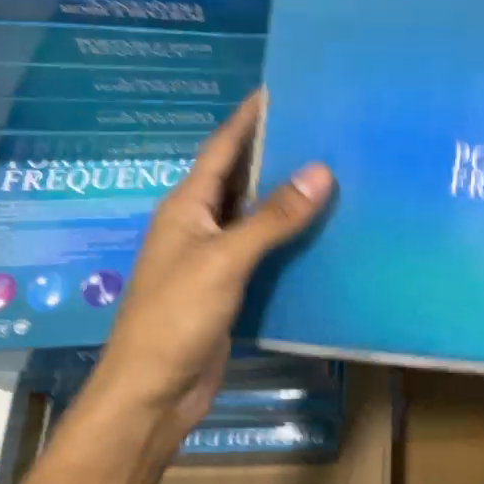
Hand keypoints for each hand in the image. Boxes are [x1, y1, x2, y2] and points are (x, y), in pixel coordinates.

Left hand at [90, 93, 334, 440]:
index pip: (222, 147)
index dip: (248, 117)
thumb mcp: (225, 260)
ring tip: (333, 170)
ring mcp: (212, 257)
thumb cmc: (175, 317)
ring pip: (254, 213)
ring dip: (285, 195)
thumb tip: (321, 170)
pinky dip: (289, 236)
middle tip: (323, 128)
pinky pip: (263, 249)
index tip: (280, 89)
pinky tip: (322, 230)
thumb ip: (273, 217)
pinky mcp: (228, 287)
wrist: (150, 395)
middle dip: (275, 151)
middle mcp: (198, 223)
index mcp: (187, 205)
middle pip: (240, 176)